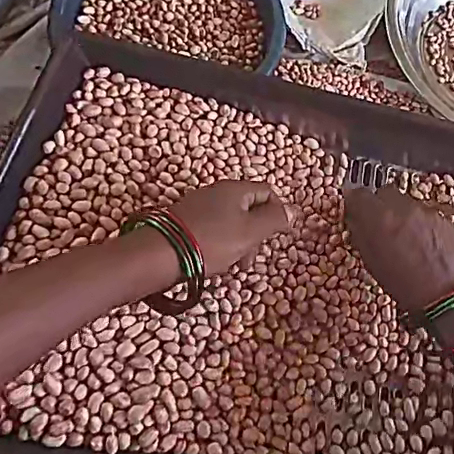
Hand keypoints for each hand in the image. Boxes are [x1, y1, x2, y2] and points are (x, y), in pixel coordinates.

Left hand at [168, 180, 294, 274]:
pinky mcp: (184, 222)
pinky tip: (215, 262)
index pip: (267, 192)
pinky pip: (212, 229)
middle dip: (256, 233)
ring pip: (230, 221)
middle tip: (251, 257)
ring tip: (233, 265)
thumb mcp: (250, 232)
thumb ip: (274, 220)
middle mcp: (216, 191)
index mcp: (234, 189)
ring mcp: (198, 205)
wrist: (160, 254)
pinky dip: (220, 244)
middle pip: (248, 208)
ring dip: (239, 243)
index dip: (277, 212)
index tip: (277, 235)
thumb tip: (293, 210)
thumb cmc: (211, 241)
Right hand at [342, 185, 453, 310]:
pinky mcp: (442, 217)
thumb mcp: (369, 259)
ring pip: (406, 202)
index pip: (358, 193)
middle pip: (384, 192)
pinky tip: (421, 242)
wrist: (441, 293)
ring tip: (403, 237)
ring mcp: (424, 211)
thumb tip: (354, 216)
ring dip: (400, 213)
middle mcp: (402, 207)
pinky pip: (424, 213)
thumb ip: (359, 231)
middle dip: (380, 204)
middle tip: (379, 223)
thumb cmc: (400, 281)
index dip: (355, 201)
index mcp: (378, 217)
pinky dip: (419, 222)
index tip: (355, 208)